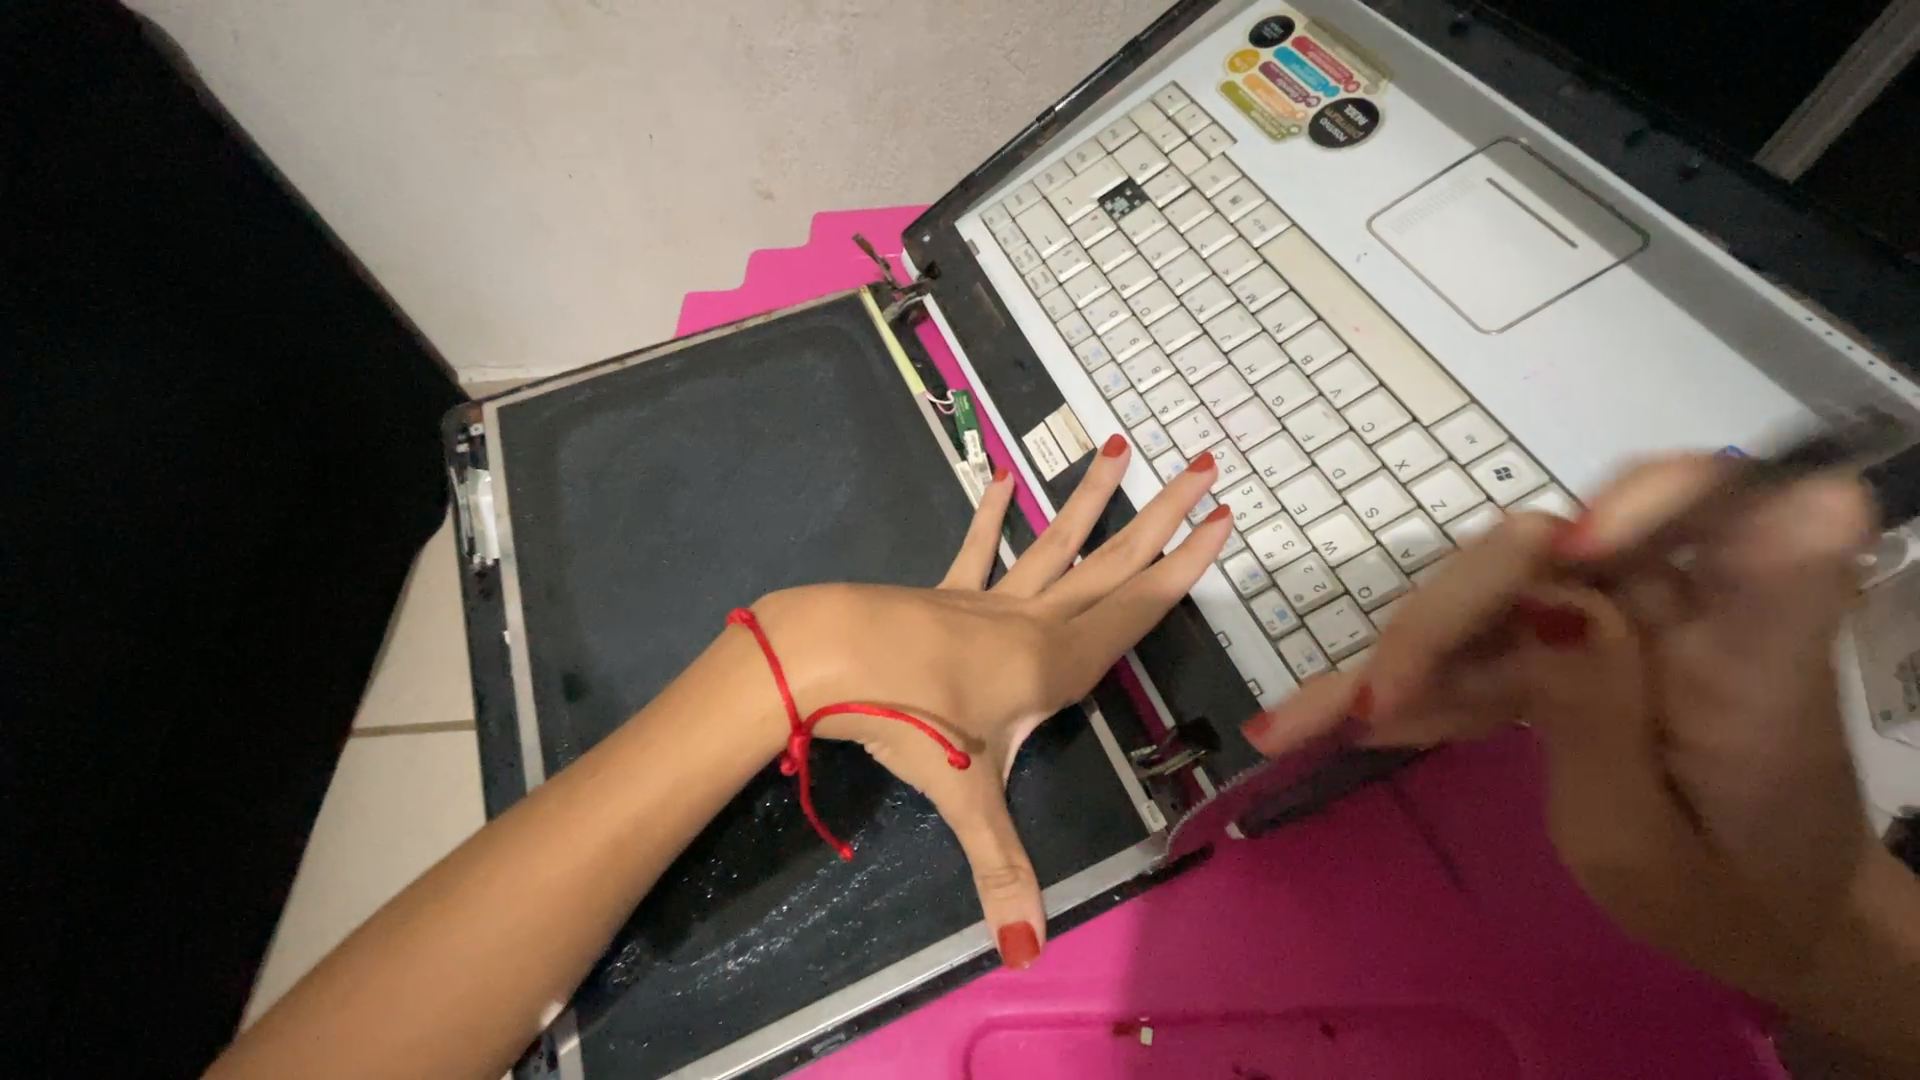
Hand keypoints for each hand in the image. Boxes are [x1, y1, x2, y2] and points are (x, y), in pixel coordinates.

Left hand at [746, 437, 1229, 968]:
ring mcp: (988, 601)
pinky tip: (1000, 477)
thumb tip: (1027, 953)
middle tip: (1202, 465)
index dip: (1184, 567)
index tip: (1222, 519)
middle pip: (1112, 561)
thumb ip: (1002, 870)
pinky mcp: (944, 594)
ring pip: (1054, 543)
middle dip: (1161, 516)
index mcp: (1055, 663)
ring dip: (1088, 498)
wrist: (831, 657)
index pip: (1138, 608)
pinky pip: (976, 551)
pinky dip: (988, 516)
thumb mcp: (965, 794)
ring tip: (1118, 446)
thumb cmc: (907, 718)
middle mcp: (1034, 621)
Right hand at [1240, 456, 1895, 1018]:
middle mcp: (1670, 613)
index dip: (1659, 501)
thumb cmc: (1718, 893)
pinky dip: (1394, 682)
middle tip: (1374, 702)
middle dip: (1443, 615)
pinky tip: (1326, 725)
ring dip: (1403, 652)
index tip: (1575, 545)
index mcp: (1747, 661)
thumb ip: (1598, 720)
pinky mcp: (1548, 638)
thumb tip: (1552, 603)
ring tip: (1313, 725)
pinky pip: (1461, 638)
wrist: (1750, 904)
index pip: (1745, 522)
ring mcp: (1600, 619)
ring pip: (1478, 590)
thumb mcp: (1648, 844)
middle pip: (1539, 551)